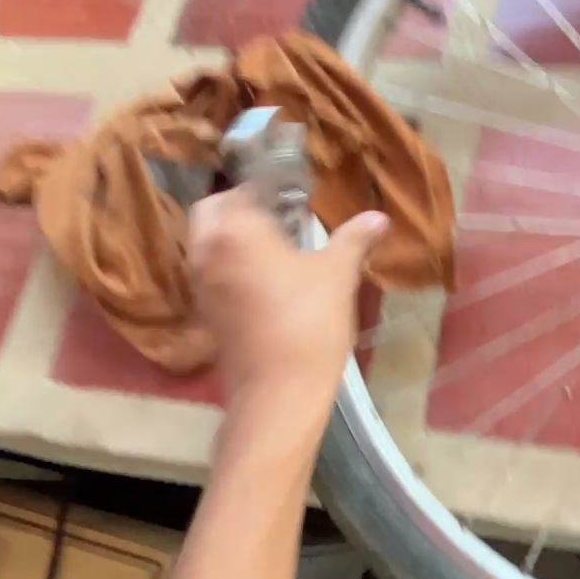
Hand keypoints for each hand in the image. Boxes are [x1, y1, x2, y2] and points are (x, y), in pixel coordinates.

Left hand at [188, 189, 387, 405]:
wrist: (280, 390)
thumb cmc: (310, 322)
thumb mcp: (338, 275)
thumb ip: (354, 239)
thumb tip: (379, 217)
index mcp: (236, 230)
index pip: (244, 191)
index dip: (269, 187)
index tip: (294, 190)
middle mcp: (207, 250)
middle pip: (215, 212)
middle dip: (241, 207)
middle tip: (278, 212)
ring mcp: (201, 283)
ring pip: (208, 243)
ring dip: (232, 236)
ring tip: (273, 243)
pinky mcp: (205, 312)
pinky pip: (212, 272)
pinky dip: (230, 265)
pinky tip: (266, 277)